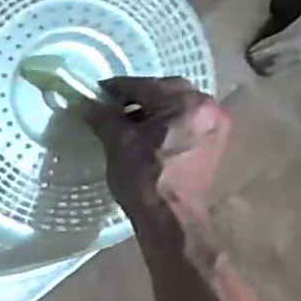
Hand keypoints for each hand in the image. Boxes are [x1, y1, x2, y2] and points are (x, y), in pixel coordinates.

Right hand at [78, 77, 230, 232]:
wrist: (171, 215)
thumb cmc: (143, 177)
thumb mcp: (117, 143)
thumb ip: (102, 118)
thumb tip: (84, 103)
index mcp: (185, 103)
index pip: (145, 85)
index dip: (117, 87)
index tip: (96, 92)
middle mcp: (208, 107)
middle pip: (168, 90)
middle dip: (139, 95)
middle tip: (113, 106)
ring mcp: (216, 124)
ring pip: (180, 105)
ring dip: (154, 108)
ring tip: (129, 122)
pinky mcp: (215, 141)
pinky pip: (189, 119)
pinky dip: (168, 120)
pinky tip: (149, 134)